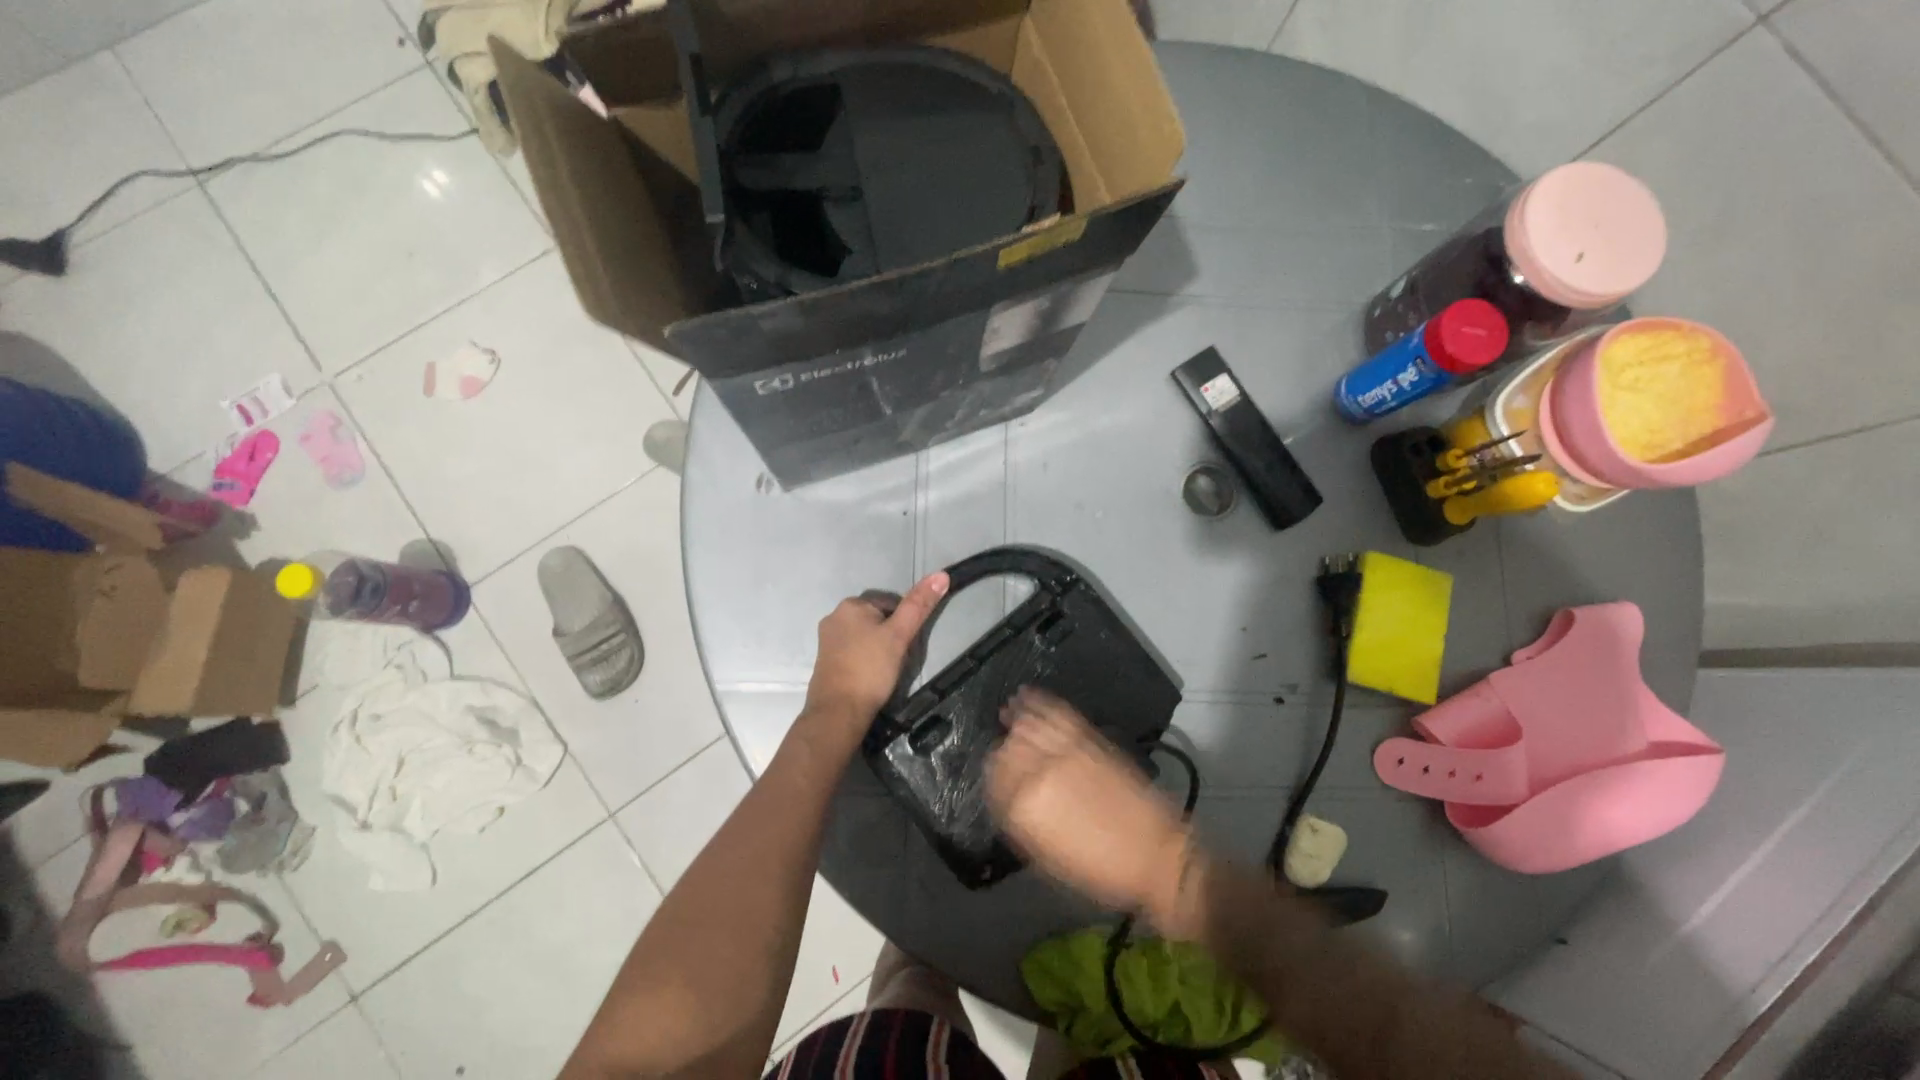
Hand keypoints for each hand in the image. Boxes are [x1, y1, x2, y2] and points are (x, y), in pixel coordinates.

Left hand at [802, 572, 948, 743]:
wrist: (839, 711)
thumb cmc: (871, 669)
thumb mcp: (900, 635)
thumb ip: (919, 605)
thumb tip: (941, 574)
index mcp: (851, 604)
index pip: (890, 604)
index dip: (903, 624)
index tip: (906, 645)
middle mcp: (834, 616)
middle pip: (876, 619)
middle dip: (890, 635)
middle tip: (897, 659)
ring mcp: (826, 639)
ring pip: (864, 636)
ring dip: (878, 648)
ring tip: (885, 670)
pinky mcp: (824, 659)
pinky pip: (852, 651)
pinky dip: (864, 659)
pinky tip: (870, 676)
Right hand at [987, 688, 1196, 929]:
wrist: (1155, 854)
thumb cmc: (1100, 870)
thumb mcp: (1047, 860)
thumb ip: (1020, 826)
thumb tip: (1007, 803)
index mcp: (1024, 807)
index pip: (993, 775)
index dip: (992, 773)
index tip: (995, 774)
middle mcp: (1039, 772)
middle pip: (1008, 746)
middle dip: (1004, 746)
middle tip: (1004, 747)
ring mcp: (1066, 751)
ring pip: (1029, 724)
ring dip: (1016, 716)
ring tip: (1010, 710)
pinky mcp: (1089, 739)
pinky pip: (1058, 713)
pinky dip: (1040, 701)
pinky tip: (1029, 696)